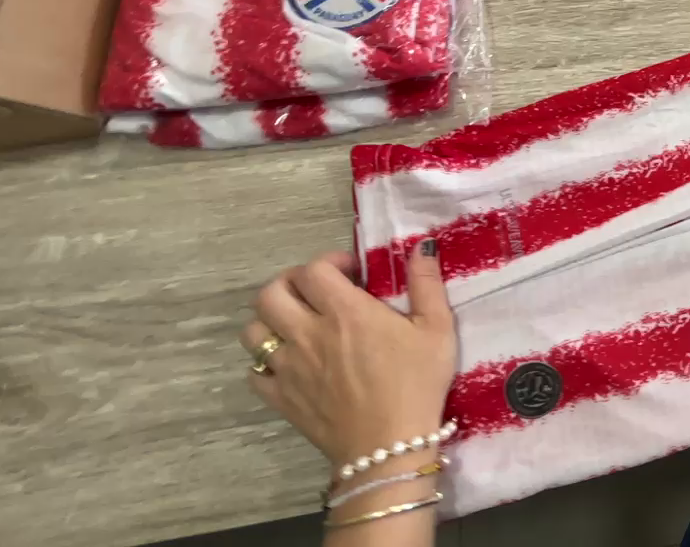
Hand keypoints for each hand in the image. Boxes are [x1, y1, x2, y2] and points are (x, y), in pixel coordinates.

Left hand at [240, 241, 456, 469]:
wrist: (387, 443)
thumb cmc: (417, 379)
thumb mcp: (437, 326)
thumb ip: (427, 282)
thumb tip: (422, 245)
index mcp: (345, 312)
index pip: (313, 270)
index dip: (330, 261)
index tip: (353, 272)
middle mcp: (307, 334)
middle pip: (270, 294)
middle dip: (292, 282)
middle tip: (320, 290)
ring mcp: (286, 368)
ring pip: (253, 331)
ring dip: (273, 318)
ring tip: (302, 322)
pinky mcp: (278, 398)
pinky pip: (253, 371)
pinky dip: (266, 359)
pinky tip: (293, 361)